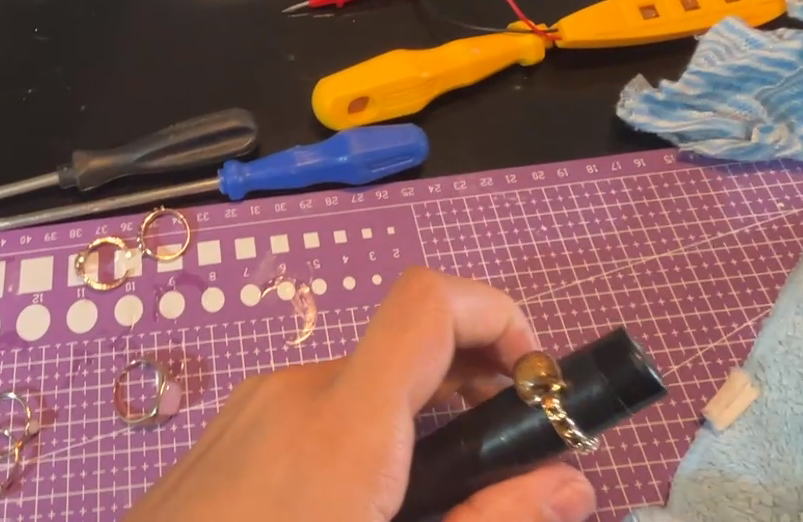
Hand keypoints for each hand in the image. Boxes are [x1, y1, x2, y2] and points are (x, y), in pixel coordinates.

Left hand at [127, 268, 595, 521]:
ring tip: (441, 496)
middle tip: (509, 464)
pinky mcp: (234, 426)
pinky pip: (322, 407)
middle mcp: (296, 389)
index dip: (498, 314)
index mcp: (341, 425)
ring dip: (422, 419)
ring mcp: (256, 403)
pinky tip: (368, 501)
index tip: (539, 387)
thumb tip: (568, 481)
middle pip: (405, 345)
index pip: (427, 301)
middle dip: (474, 385)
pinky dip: (369, 433)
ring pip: (367, 383)